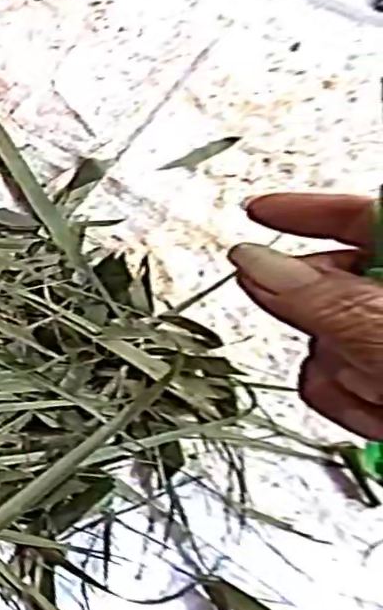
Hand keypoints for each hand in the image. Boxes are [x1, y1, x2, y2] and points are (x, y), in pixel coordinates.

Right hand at [233, 193, 382, 439]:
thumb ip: (333, 302)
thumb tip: (257, 263)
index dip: (322, 212)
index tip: (264, 211)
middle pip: (352, 287)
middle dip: (330, 321)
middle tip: (350, 352)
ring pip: (340, 338)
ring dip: (344, 372)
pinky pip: (348, 377)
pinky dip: (353, 398)